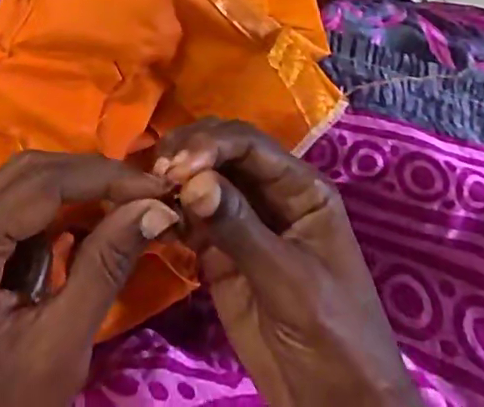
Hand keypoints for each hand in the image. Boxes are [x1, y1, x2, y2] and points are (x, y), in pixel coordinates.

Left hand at [0, 152, 179, 406]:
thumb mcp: (59, 349)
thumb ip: (103, 269)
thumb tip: (154, 210)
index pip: (37, 185)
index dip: (100, 177)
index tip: (154, 186)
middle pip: (23, 174)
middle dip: (87, 177)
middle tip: (143, 192)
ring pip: (13, 185)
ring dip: (69, 190)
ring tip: (123, 204)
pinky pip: (3, 211)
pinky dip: (45, 215)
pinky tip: (82, 227)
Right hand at [157, 120, 420, 406]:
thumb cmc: (333, 338)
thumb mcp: (291, 282)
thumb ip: (241, 228)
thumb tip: (191, 180)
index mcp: (300, 188)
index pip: (249, 144)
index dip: (211, 146)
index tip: (177, 167)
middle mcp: (269, 191)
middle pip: (221, 149)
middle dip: (187, 151)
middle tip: (157, 174)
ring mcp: (242, 217)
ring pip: (200, 175)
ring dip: (173, 175)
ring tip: (149, 190)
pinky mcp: (218, 246)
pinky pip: (188, 212)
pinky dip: (168, 208)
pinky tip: (151, 213)